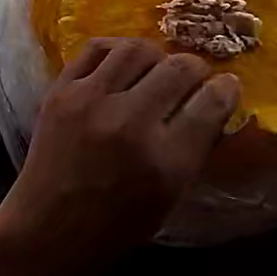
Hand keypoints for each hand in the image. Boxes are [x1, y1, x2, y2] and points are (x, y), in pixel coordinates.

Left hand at [0, 39, 237, 275]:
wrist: (50, 226)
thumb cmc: (117, 223)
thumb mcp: (171, 195)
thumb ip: (193, 147)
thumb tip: (213, 102)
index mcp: (165, 160)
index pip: (210, 104)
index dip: (226, 90)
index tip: (226, 85)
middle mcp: (129, 122)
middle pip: (178, 69)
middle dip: (196, 68)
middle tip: (194, 76)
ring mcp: (90, 100)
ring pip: (137, 49)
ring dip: (156, 55)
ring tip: (157, 67)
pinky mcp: (61, 90)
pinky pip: (96, 49)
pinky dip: (116, 49)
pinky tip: (124, 61)